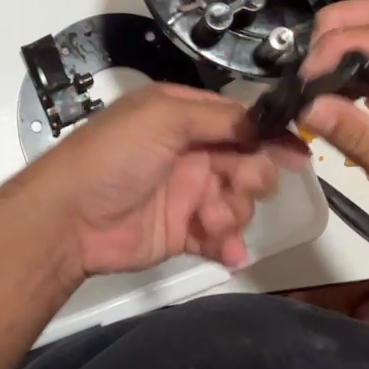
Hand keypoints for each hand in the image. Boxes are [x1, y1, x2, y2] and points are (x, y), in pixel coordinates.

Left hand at [23, 84, 304, 278]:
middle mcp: (189, 150)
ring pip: (239, 201)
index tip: (298, 154)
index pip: (238, 120)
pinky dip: (229, 245)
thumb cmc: (114, 156)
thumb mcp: (163, 118)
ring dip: (234, 213)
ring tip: (209, 221)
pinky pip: (222, 237)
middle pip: (246, 162)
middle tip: (237, 188)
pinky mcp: (182, 231)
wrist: (70, 218)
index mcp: (182, 115)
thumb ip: (217, 117)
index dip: (269, 136)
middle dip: (251, 177)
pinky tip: (227, 253)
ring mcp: (186, 192)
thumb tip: (263, 120)